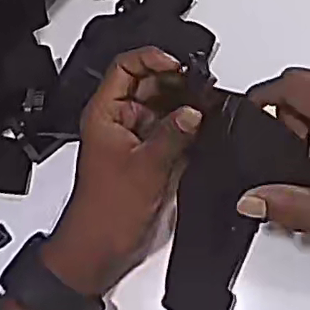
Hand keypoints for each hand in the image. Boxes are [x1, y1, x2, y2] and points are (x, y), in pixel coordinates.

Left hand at [42, 47, 201, 295]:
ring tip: (208, 104)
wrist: (101, 251)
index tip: (176, 63)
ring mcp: (136, 138)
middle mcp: (120, 120)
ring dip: (185, 105)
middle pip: (148, 84)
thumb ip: (173, 134)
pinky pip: (171, 131)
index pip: (125, 67)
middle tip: (202, 85)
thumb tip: (193, 111)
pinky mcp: (150, 156)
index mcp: (105, 113)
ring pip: (163, 107)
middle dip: (176, 82)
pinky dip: (188, 128)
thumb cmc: (104, 211)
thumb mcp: (145, 167)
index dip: (150, 58)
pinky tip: (205, 128)